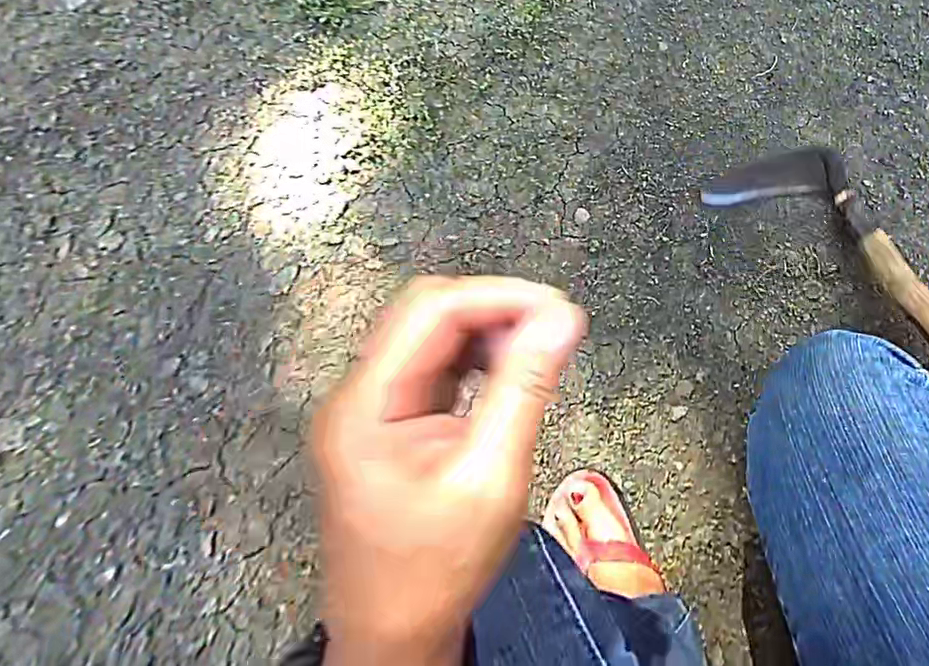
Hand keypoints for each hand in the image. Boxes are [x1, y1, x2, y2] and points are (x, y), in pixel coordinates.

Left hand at [312, 276, 585, 665]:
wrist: (398, 634)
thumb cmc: (436, 568)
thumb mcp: (492, 474)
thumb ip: (527, 387)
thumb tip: (564, 318)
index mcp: (367, 406)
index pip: (434, 310)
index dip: (501, 297)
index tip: (558, 310)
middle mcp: (364, 395)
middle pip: (431, 310)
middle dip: (499, 306)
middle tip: (554, 325)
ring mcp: (380, 404)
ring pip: (440, 328)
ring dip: (496, 326)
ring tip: (542, 347)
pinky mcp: (401, 415)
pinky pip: (447, 358)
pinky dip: (488, 351)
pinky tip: (517, 368)